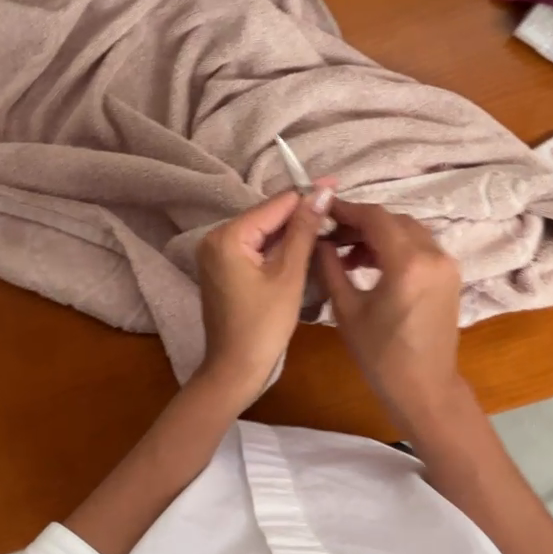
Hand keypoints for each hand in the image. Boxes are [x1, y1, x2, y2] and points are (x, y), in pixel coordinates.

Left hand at [193, 186, 334, 406]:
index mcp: (227, 236)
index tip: (338, 183)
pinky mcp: (221, 269)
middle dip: (300, 212)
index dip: (308, 194)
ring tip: (329, 223)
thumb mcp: (289, 275)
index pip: (275, 205)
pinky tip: (304, 245)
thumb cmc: (264, 326)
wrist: (235, 369)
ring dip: (292, 230)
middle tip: (338, 207)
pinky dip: (278, 247)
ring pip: (262, 232)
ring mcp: (215, 254)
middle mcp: (214, 238)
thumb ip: (304, 231)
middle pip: (267, 216)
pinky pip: (254, 248)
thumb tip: (321, 191)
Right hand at [314, 200, 465, 432]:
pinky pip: (420, 246)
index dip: (347, 210)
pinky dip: (395, 246)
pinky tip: (371, 264)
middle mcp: (433, 256)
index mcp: (408, 264)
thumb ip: (330, 268)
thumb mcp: (347, 310)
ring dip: (378, 234)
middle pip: (393, 220)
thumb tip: (318, 240)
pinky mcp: (450, 275)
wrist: (425, 387)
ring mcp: (447, 264)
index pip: (375, 218)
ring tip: (348, 254)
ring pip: (408, 230)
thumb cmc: (381, 356)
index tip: (322, 211)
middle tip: (331, 236)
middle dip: (361, 223)